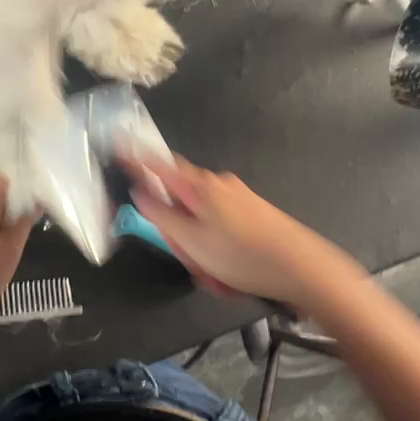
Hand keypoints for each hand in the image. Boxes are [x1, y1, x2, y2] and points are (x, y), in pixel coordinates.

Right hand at [122, 152, 366, 312]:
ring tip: (217, 276)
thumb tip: (140, 193)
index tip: (118, 144)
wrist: (301, 268)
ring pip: (202, 223)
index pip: (159, 165)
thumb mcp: (191, 241)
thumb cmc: (243, 255)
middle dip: (180, 234)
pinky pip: (222, 233)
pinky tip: (231, 276)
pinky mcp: (253, 216)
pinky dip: (220, 254)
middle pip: (181, 202)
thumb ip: (160, 215)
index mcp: (200, 187)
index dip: (136, 158)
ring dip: (202, 251)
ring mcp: (239, 200)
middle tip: (191, 260)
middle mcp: (219, 186)